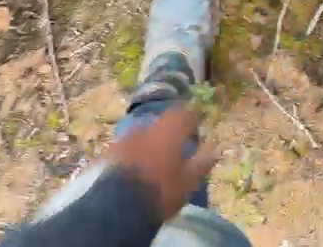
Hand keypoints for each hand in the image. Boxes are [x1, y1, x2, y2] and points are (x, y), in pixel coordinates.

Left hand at [108, 107, 218, 222]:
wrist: (114, 209)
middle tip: (173, 147)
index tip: (195, 131)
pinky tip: (132, 171)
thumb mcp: (188, 181)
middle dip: (168, 132)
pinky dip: (131, 156)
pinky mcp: (106, 155)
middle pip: (162, 122)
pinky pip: (124, 150)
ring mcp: (125, 140)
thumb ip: (202, 162)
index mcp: (171, 128)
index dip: (192, 120)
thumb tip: (217, 149)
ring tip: (152, 162)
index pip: (186, 113)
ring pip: (142, 135)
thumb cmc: (160, 191)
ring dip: (148, 143)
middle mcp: (148, 127)